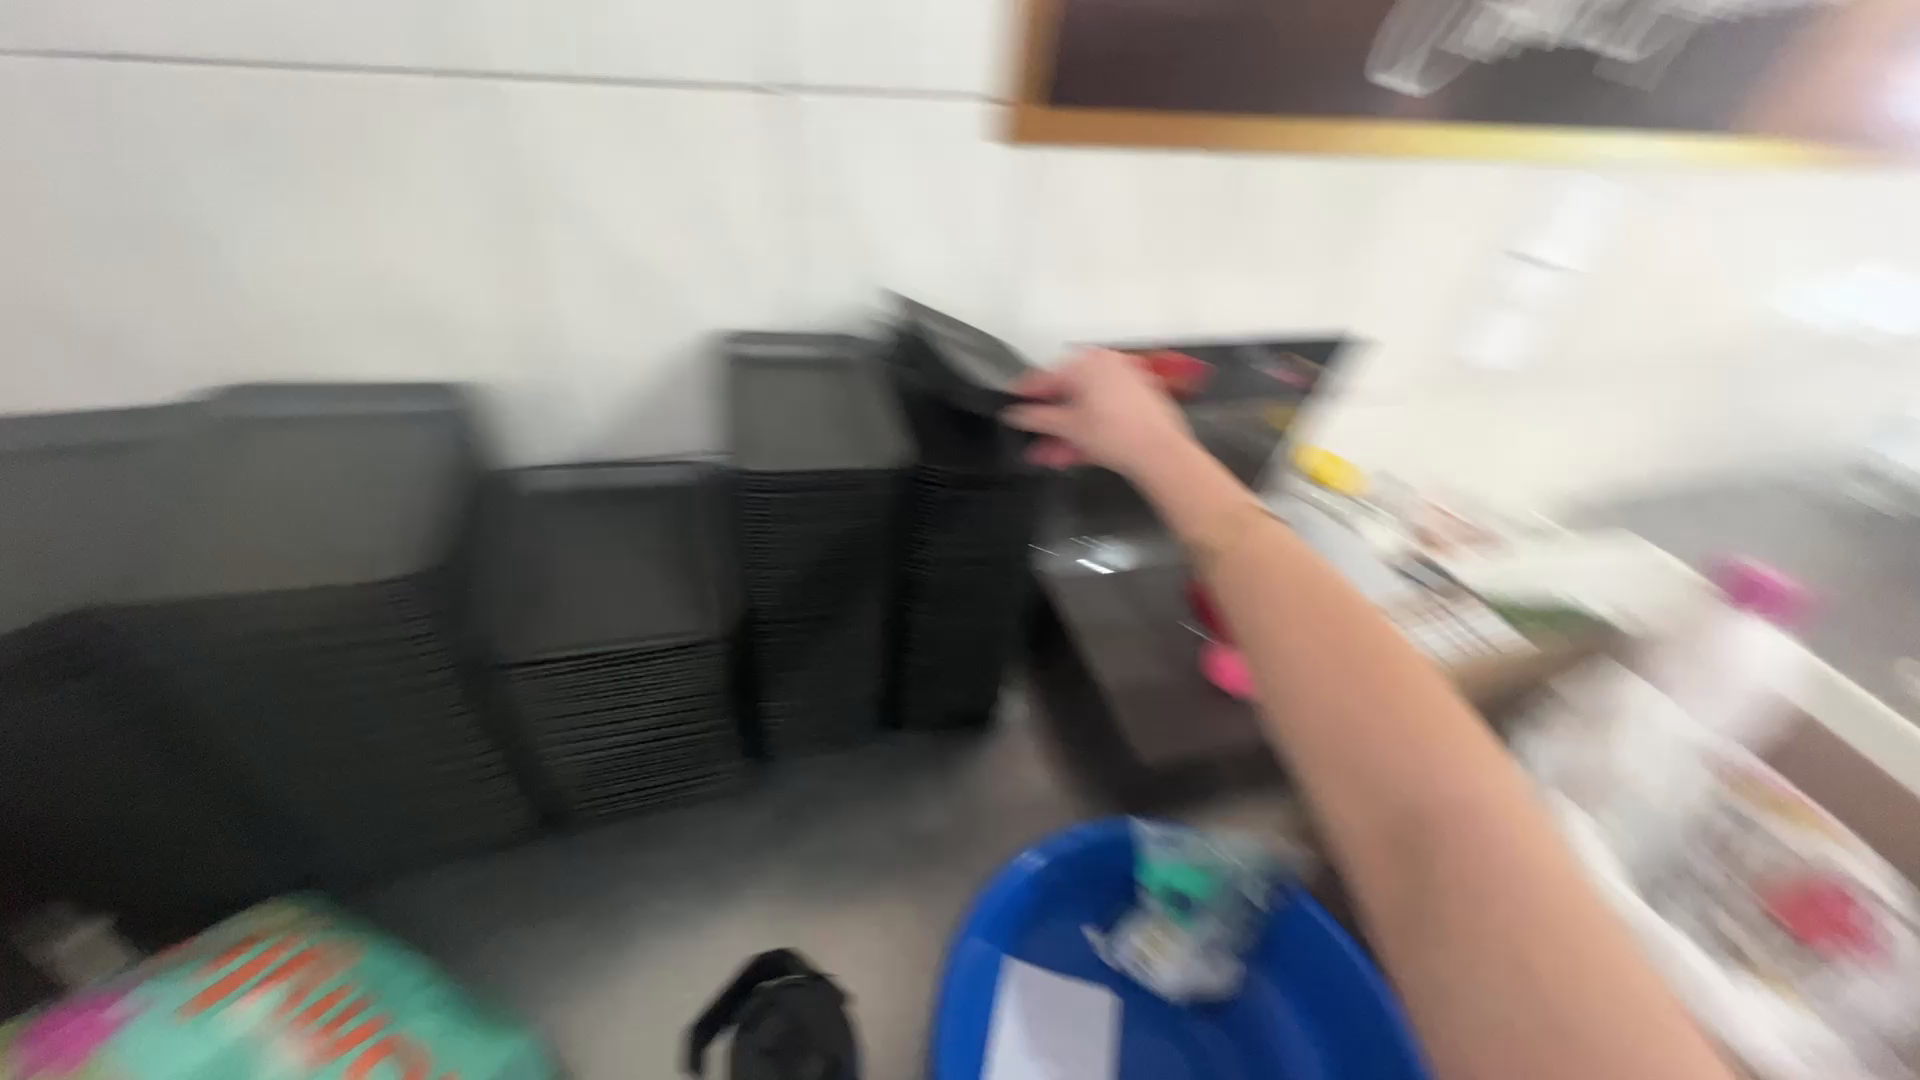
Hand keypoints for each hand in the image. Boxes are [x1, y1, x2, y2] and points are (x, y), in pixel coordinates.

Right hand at [1002, 348, 1196, 479]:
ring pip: (1085, 406)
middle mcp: (1105, 365)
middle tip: (1034, 441)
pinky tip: (1077, 451)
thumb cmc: (1116, 434)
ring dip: (1066, 430)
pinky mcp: (1138, 399)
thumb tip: (1015, 413)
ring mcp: (1124, 380)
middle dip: (1049, 421)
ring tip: (1052, 454)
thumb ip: (1037, 418)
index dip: (1025, 395)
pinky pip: (1103, 411)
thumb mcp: (1069, 427)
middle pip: (1067, 394)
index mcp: (1086, 363)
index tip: (1011, 408)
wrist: (1160, 451)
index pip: (1045, 377)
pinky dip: (1088, 427)